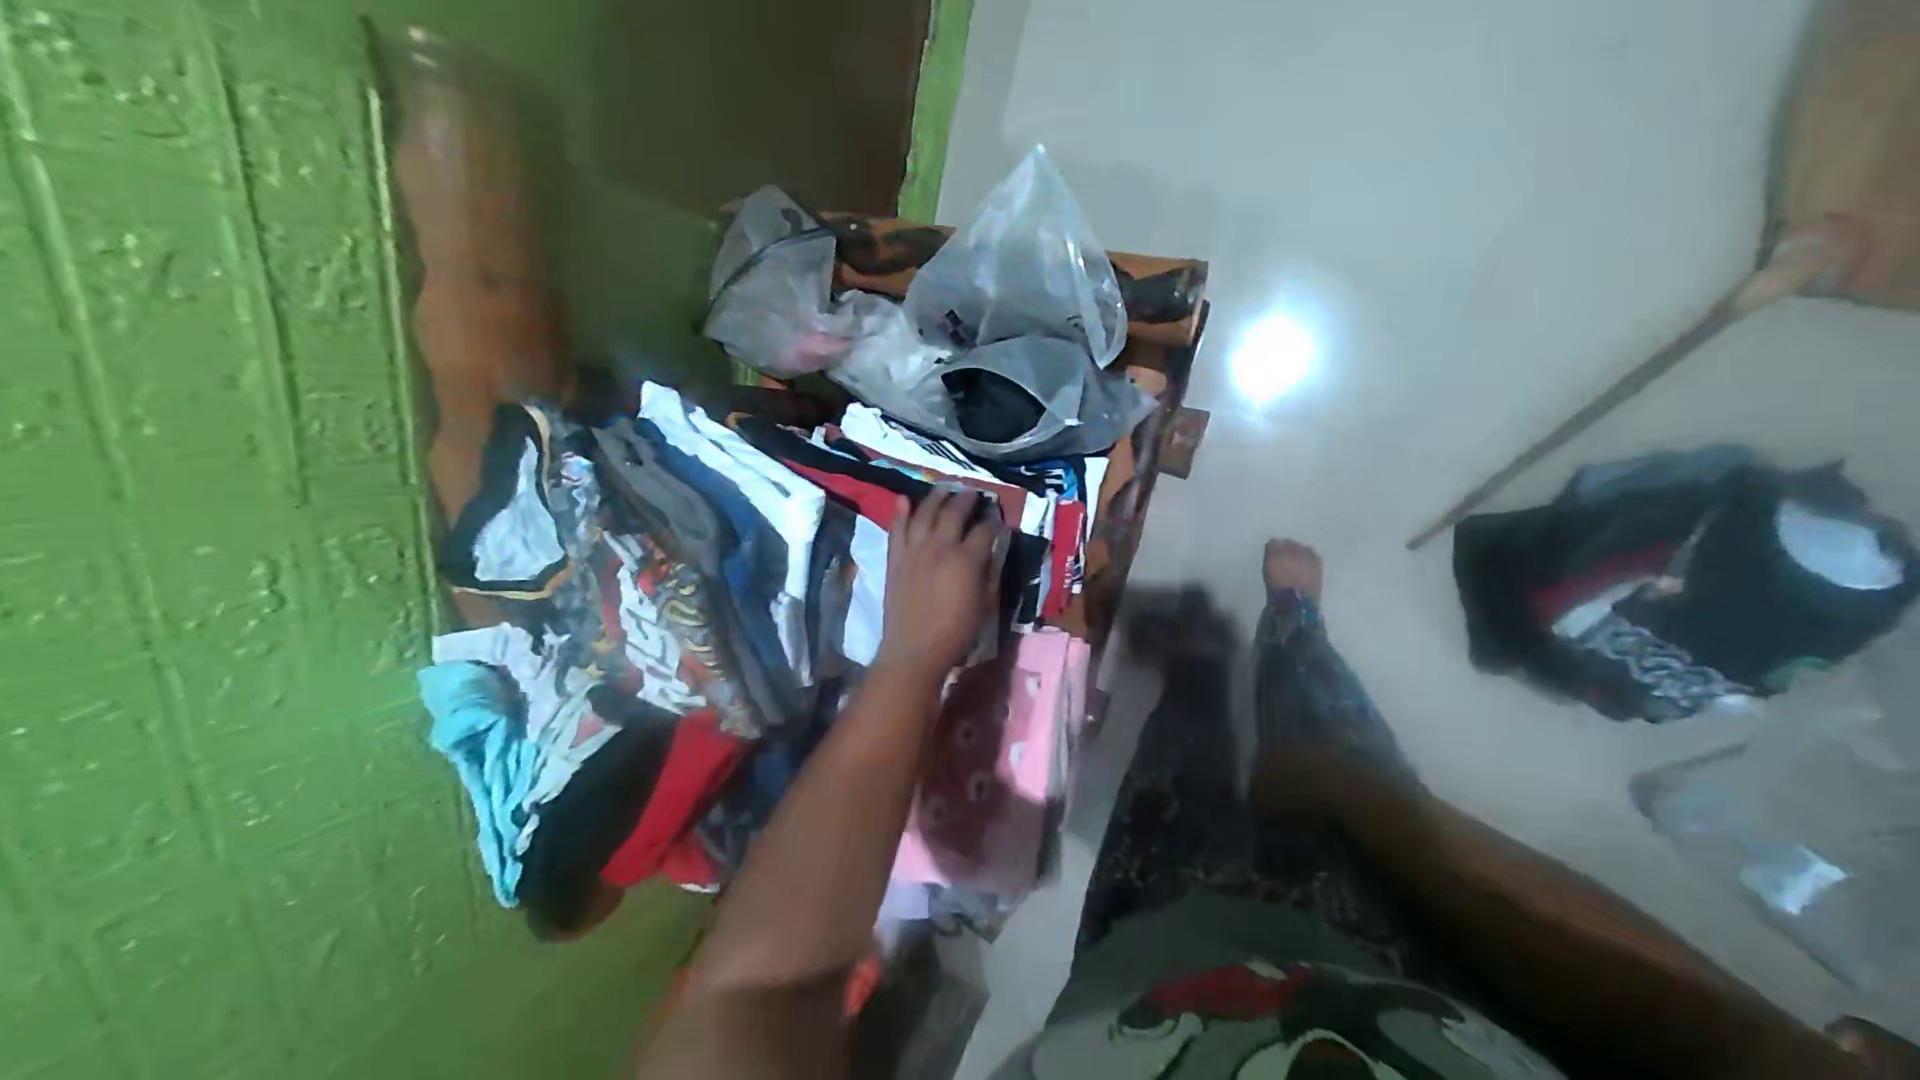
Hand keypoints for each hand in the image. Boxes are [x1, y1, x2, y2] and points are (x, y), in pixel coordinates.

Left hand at [876, 488, 998, 678]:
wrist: (914, 649)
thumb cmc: (956, 632)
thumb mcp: (985, 604)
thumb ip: (988, 573)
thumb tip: (990, 553)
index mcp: (966, 559)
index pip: (984, 530)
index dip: (993, 522)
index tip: (996, 519)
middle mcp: (940, 546)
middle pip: (954, 512)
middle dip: (966, 499)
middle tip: (973, 493)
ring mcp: (914, 550)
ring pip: (925, 513)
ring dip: (936, 497)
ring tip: (944, 489)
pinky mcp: (895, 559)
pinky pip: (897, 529)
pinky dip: (900, 513)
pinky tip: (904, 500)